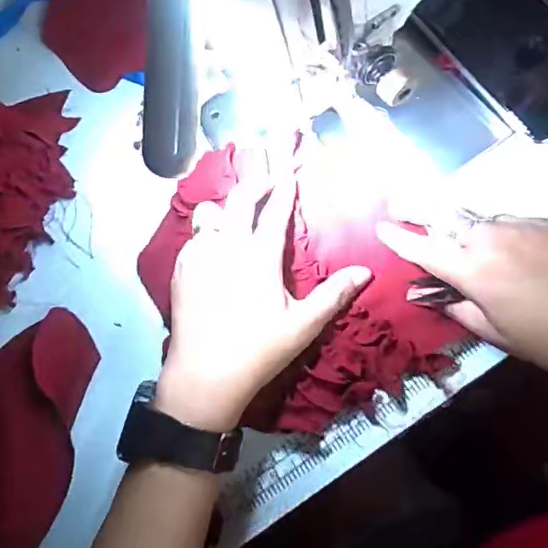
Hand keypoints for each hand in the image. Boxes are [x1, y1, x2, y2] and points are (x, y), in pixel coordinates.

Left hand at [156, 147, 371, 431]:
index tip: (291, 170)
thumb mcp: (304, 325)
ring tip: (240, 209)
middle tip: (267, 172)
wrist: (203, 377)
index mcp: (259, 255)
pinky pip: (195, 234)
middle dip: (256, 181)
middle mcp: (227, 246)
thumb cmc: (259, 350)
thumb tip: (365, 271)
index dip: (285, 188)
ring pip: (212, 212)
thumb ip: (334, 294)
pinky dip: (208, 229)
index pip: (275, 211)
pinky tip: (215, 242)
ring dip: (229, 205)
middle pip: (241, 199)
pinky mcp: (182, 268)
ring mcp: (200, 255)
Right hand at [376, 214, 547, 398]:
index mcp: (474, 269)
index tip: (381, 225)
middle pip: (447, 218)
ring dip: (464, 225)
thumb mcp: (504, 336)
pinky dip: (501, 231)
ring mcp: (524, 222)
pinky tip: (514, 252)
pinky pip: (513, 221)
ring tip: (462, 240)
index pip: (423, 247)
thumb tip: (435, 294)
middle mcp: (493, 236)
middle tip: (402, 204)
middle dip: (420, 211)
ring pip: (481, 218)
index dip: (398, 237)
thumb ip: (463, 310)